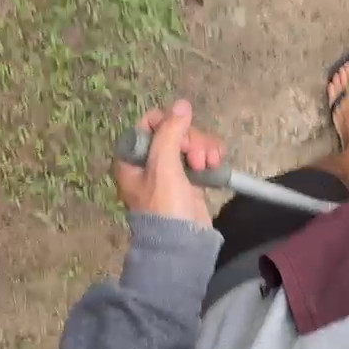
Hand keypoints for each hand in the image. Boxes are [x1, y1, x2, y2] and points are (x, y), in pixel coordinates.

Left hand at [111, 99, 225, 226]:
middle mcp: (149, 160)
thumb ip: (171, 133)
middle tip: (197, 158)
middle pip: (175, 130)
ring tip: (210, 163)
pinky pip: (201, 154)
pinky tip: (216, 165)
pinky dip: (211, 155)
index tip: (181, 139)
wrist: (182, 244)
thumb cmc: (165, 206)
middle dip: (192, 139)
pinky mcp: (190, 177)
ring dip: (204, 147)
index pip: (151, 122)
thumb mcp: (163, 167)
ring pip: (191, 141)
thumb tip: (182, 103)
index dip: (170, 125)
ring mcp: (171, 169)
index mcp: (132, 157)